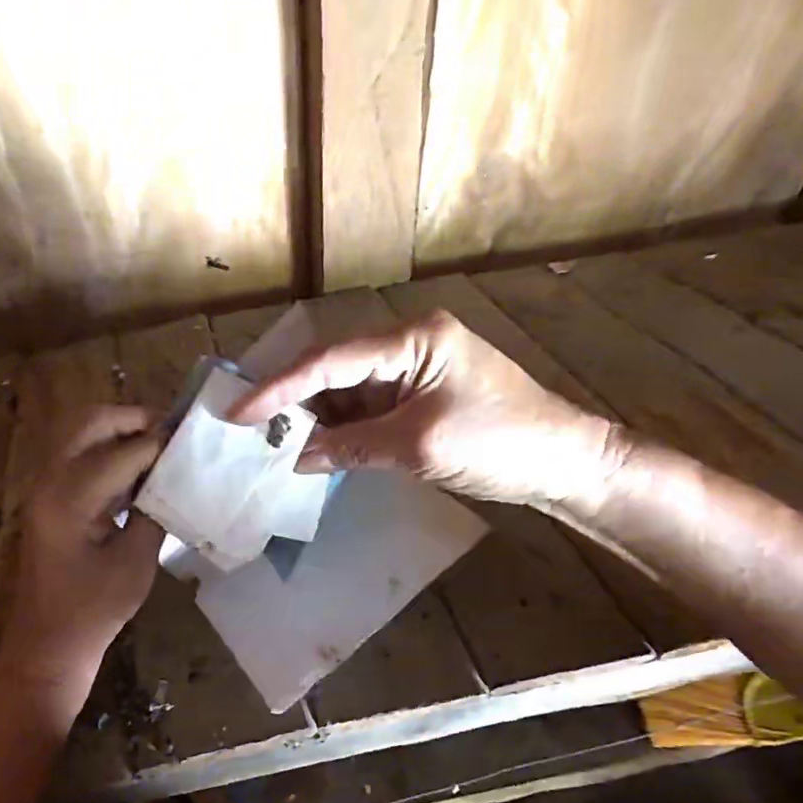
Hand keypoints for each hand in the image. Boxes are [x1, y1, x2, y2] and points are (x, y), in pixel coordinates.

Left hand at [5, 407, 164, 673]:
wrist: (49, 644)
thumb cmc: (95, 610)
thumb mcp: (136, 561)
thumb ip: (154, 510)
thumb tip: (172, 475)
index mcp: (69, 499)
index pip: (122, 452)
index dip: (159, 444)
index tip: (192, 441)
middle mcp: (49, 482)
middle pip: (90, 423)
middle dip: (133, 419)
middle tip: (172, 431)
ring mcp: (43, 488)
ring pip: (80, 435)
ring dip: (119, 432)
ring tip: (160, 445)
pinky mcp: (48, 500)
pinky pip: (77, 456)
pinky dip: (108, 451)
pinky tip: (139, 470)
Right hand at [229, 310, 626, 508]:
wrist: (565, 463)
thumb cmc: (501, 443)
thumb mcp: (418, 446)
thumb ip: (352, 447)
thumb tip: (297, 458)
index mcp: (414, 338)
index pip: (330, 361)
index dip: (279, 388)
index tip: (237, 413)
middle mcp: (408, 345)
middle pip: (333, 371)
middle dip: (292, 402)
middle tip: (248, 431)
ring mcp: (413, 372)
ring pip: (346, 393)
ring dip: (314, 421)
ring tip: (273, 446)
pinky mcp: (417, 399)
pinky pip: (365, 412)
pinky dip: (340, 432)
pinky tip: (313, 450)